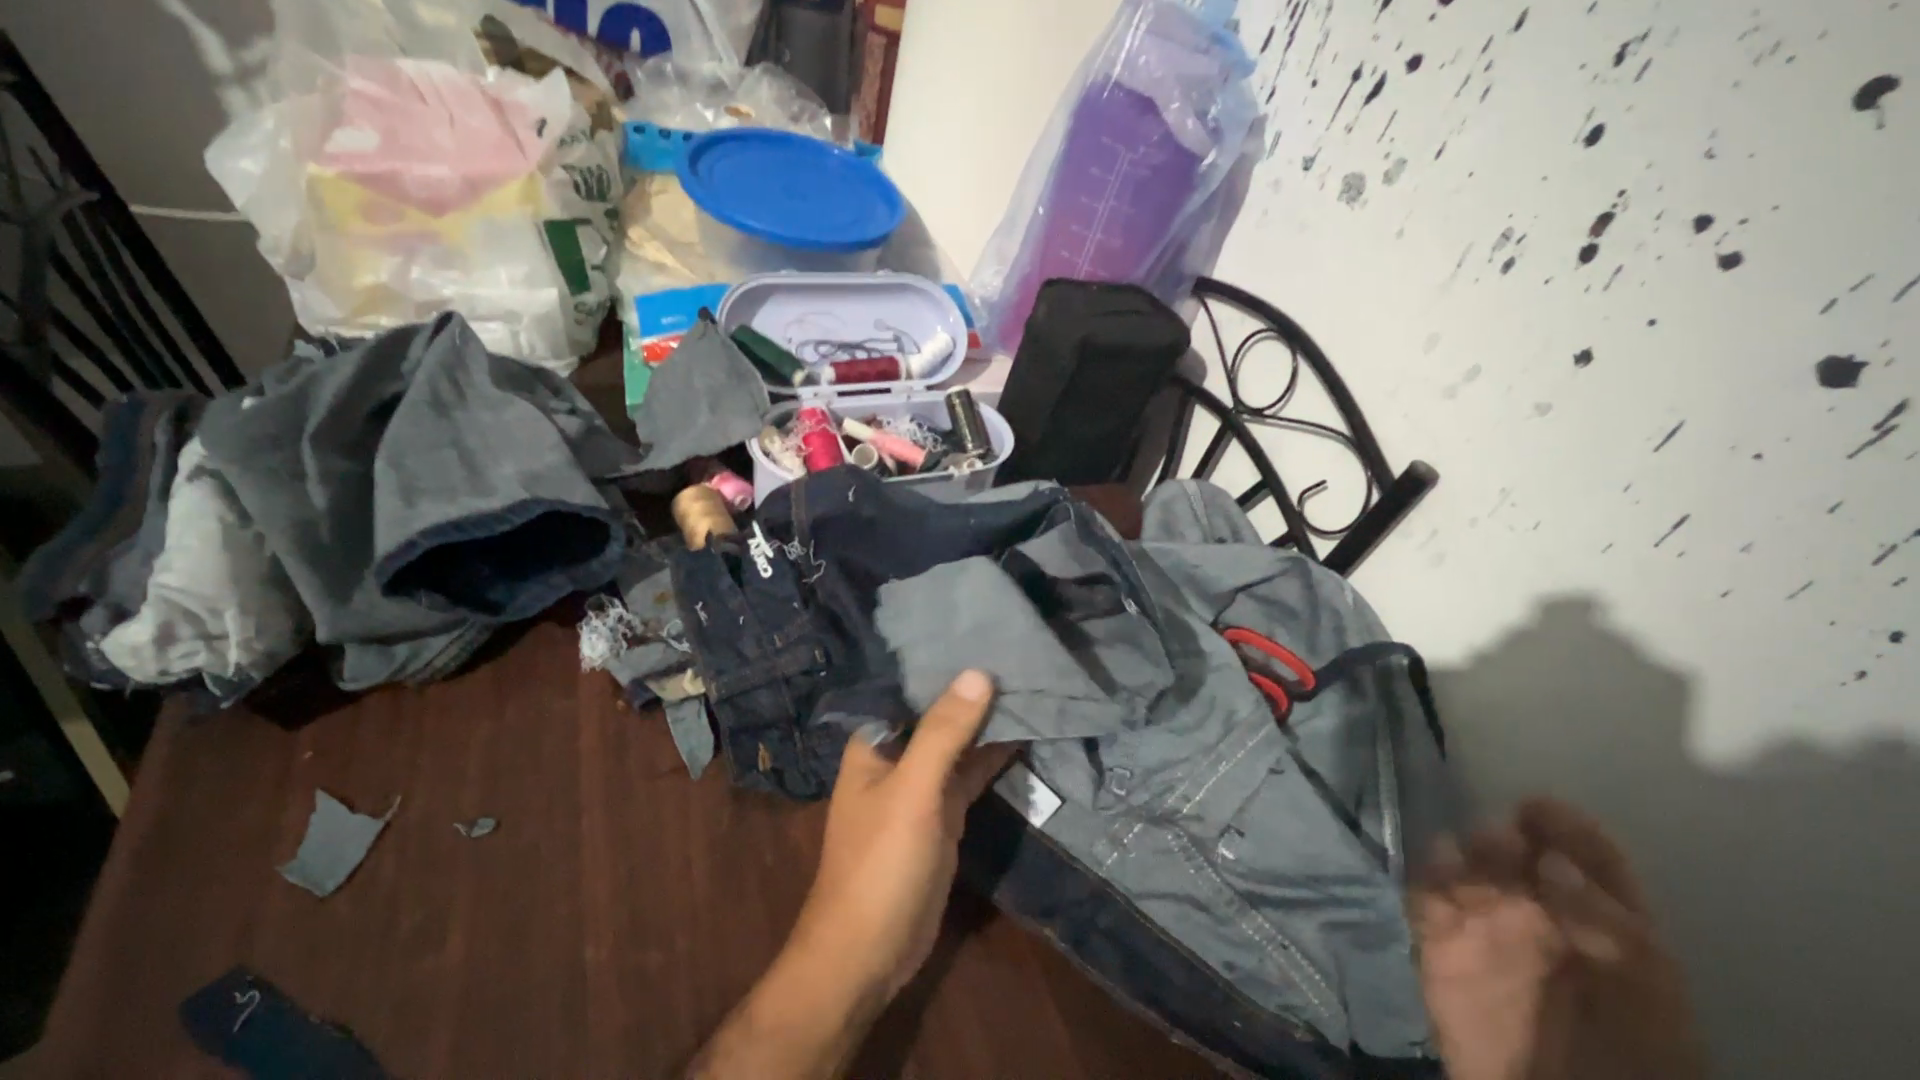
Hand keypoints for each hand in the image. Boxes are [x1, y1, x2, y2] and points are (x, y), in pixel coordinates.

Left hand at [790, 669, 1016, 998]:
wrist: (869, 951)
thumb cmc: (880, 863)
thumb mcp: (913, 792)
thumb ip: (944, 733)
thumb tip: (978, 671)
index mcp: (873, 743)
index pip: (909, 687)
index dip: (943, 661)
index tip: (986, 629)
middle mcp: (895, 758)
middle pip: (937, 714)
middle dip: (974, 690)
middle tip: (1023, 651)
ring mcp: (920, 789)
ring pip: (958, 745)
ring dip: (988, 723)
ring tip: (1033, 682)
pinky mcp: (942, 818)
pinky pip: (970, 777)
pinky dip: (994, 759)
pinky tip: (1026, 735)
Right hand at [1413, 798, 1705, 1079]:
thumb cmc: (1630, 1053)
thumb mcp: (1643, 987)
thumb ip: (1602, 920)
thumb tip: (1550, 860)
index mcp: (1601, 914)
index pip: (1583, 852)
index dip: (1562, 825)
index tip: (1536, 808)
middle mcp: (1541, 911)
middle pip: (1517, 853)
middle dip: (1505, 837)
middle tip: (1499, 841)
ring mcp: (1487, 927)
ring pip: (1466, 869)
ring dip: (1462, 854)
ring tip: (1465, 859)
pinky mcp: (1439, 948)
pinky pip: (1424, 902)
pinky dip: (1424, 881)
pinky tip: (1433, 874)